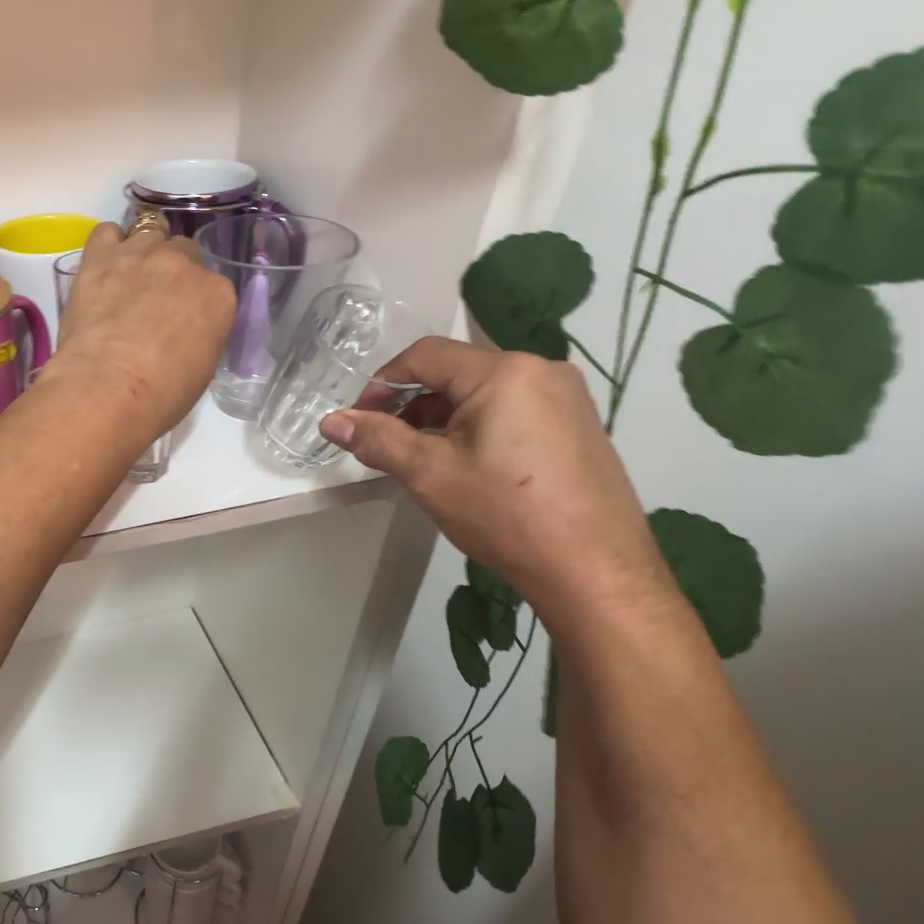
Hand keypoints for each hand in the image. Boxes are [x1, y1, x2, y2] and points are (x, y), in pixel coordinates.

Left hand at [39, 222, 235, 441]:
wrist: (107, 389)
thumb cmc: (160, 396)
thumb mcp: (201, 369)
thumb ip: (201, 334)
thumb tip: (186, 331)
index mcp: (218, 296)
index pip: (213, 286)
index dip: (195, 301)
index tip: (182, 319)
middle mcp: (185, 264)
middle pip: (183, 253)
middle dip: (171, 274)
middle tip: (152, 302)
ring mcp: (142, 254)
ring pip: (149, 232)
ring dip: (143, 251)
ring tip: (128, 278)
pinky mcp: (101, 256)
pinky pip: (107, 232)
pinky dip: (107, 244)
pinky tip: (103, 266)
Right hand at [321, 339, 668, 620]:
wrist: (592, 567)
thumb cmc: (505, 514)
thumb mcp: (429, 475)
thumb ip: (377, 440)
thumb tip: (331, 422)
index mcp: (504, 372)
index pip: (425, 355)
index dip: (382, 383)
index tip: (359, 421)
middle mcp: (541, 370)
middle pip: (455, 371)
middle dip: (411, 403)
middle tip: (384, 444)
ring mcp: (565, 397)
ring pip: (483, 392)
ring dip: (442, 417)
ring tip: (420, 460)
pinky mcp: (577, 424)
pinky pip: (512, 409)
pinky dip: (476, 427)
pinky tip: (465, 466)